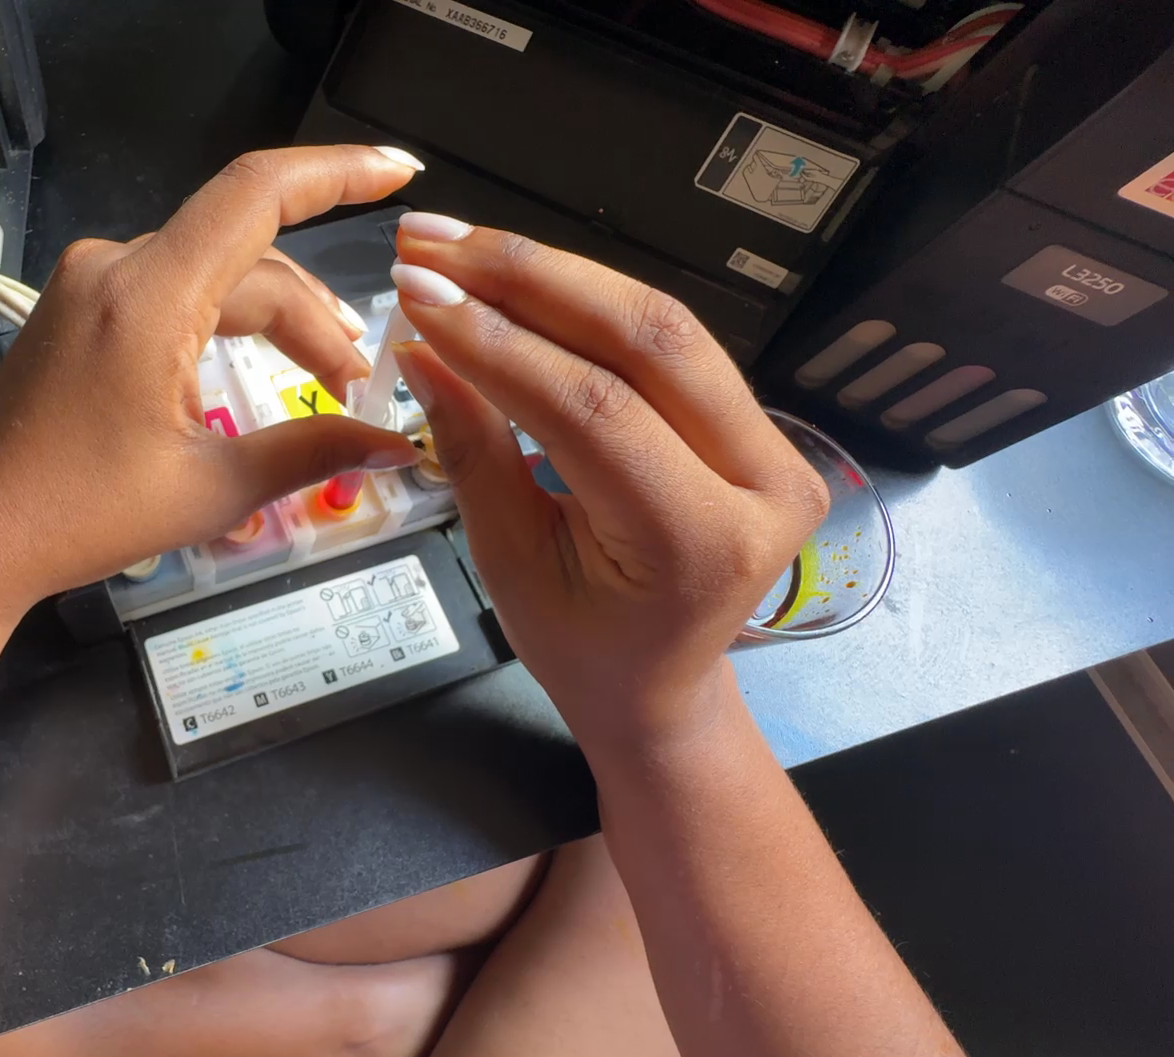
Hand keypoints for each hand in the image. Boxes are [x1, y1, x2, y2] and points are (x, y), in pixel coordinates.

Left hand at [0, 146, 425, 618]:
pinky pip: (169, 293)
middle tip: (355, 380)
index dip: (337, 173)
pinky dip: (219, 322)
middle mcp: (113, 267)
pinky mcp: (76, 308)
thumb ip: (312, 451)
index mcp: (148, 300)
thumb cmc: (88, 518)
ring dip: (271, 317)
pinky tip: (248, 364)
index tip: (399, 172)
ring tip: (324, 371)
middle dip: (311, 315)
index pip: (256, 196)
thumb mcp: (213, 488)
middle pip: (245, 259)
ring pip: (208, 275)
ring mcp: (88, 283)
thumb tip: (396, 446)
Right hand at [387, 214, 828, 756]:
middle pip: (645, 338)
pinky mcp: (751, 421)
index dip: (495, 343)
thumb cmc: (577, 647)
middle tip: (429, 244)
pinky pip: (660, 343)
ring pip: (658, 324)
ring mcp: (771, 443)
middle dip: (524, 278)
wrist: (658, 682)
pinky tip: (513, 282)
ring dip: (549, 276)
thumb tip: (423, 353)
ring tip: (457, 249)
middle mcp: (761, 478)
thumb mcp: (508, 562)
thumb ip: (473, 451)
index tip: (414, 294)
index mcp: (696, 541)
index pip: (591, 410)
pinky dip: (578, 304)